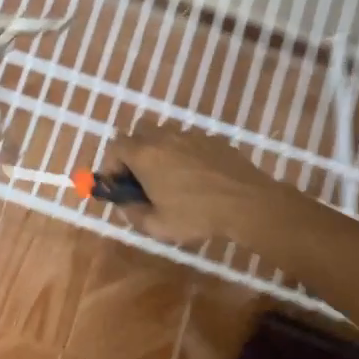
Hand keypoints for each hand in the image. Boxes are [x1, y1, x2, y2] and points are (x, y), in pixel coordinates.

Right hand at [109, 120, 286, 244]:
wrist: (247, 203)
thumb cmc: (197, 215)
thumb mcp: (158, 226)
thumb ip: (133, 214)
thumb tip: (125, 204)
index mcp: (144, 154)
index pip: (115, 147)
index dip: (111, 165)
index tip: (118, 185)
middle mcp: (163, 137)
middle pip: (137, 133)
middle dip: (134, 153)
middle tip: (142, 178)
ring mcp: (189, 135)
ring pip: (164, 135)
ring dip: (159, 152)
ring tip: (171, 179)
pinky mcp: (212, 139)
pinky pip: (188, 142)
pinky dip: (184, 154)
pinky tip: (197, 178)